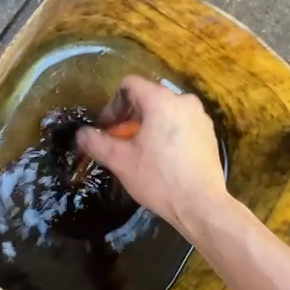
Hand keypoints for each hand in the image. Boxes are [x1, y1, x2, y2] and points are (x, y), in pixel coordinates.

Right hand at [77, 75, 229, 233]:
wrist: (200, 204)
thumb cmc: (158, 179)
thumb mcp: (120, 161)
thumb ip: (96, 142)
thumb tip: (81, 134)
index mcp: (161, 101)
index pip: (129, 85)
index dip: (112, 105)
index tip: (107, 129)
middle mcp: (183, 101)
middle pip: (147, 97)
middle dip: (129, 117)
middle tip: (120, 143)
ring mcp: (200, 116)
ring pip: (164, 110)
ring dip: (147, 125)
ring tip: (140, 151)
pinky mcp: (208, 132)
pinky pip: (180, 122)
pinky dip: (165, 132)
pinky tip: (162, 157)